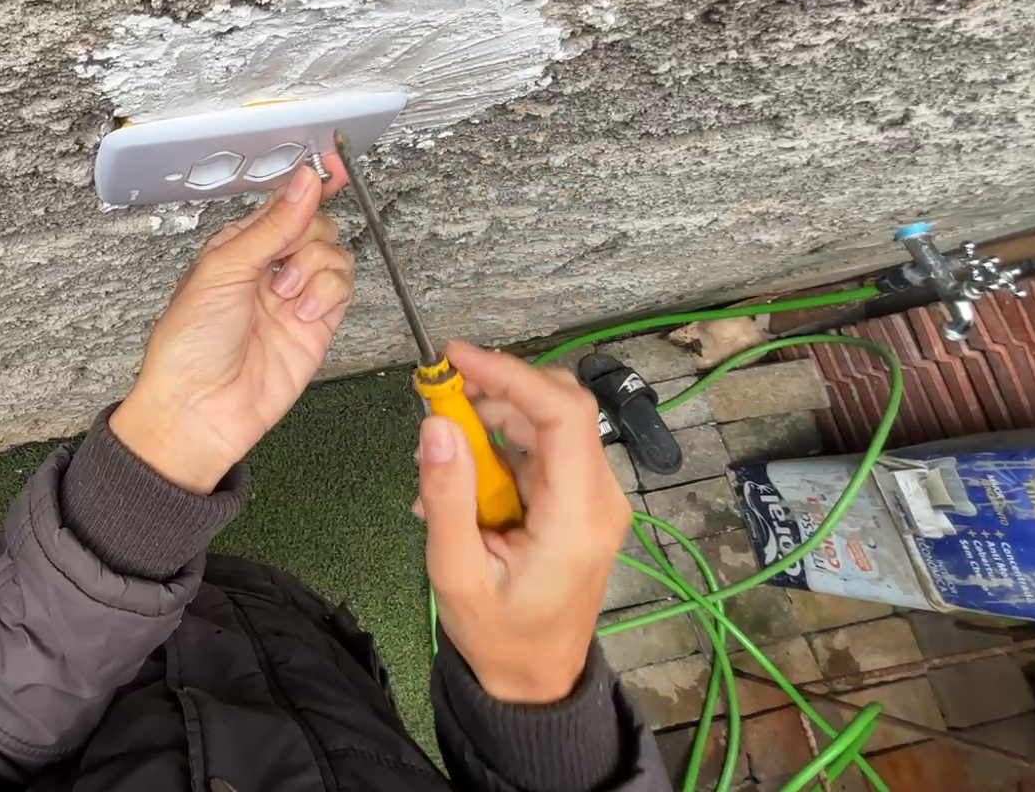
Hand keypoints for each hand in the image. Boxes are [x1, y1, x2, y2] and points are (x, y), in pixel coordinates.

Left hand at [110, 161, 353, 493]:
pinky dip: (329, 292)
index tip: (335, 166)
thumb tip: (305, 182)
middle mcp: (268, 269)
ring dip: (316, 267)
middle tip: (285, 260)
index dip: (308, 186)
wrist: (199, 409)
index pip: (282, 205)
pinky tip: (304, 310)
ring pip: (334, 255)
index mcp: (237, 248)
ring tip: (287, 295)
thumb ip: (272, 226)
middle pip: (315, 226)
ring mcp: (294, 297)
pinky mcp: (316, 326)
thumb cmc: (188, 344)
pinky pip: (342, 288)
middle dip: (308, 236)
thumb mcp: (223, 270)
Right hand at [417, 340, 633, 703]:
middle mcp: (598, 496)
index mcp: (577, 516)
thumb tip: (435, 422)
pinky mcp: (574, 496)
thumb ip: (445, 496)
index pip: (562, 415)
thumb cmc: (497, 631)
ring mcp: (590, 495)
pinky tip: (459, 469)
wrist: (533, 677)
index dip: (509, 373)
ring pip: (547, 417)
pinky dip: (495, 436)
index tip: (453, 357)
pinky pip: (537, 442)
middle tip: (438, 392)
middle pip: (560, 405)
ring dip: (491, 411)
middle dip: (497, 385)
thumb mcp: (456, 571)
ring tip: (440, 445)